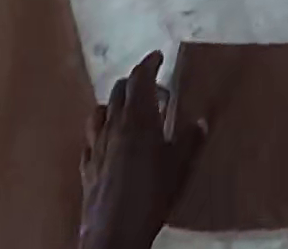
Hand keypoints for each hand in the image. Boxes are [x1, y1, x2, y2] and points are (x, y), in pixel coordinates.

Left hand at [79, 51, 205, 248]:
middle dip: (136, 82)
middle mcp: (114, 124)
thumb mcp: (179, 166)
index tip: (158, 56)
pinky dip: (101, 131)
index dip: (149, 63)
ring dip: (115, 104)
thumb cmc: (151, 194)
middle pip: (120, 89)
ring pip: (101, 111)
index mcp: (138, 116)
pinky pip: (90, 139)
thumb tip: (200, 121)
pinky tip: (108, 142)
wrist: (114, 234)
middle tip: (154, 89)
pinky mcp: (87, 168)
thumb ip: (190, 140)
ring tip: (128, 111)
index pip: (140, 77)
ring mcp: (97, 146)